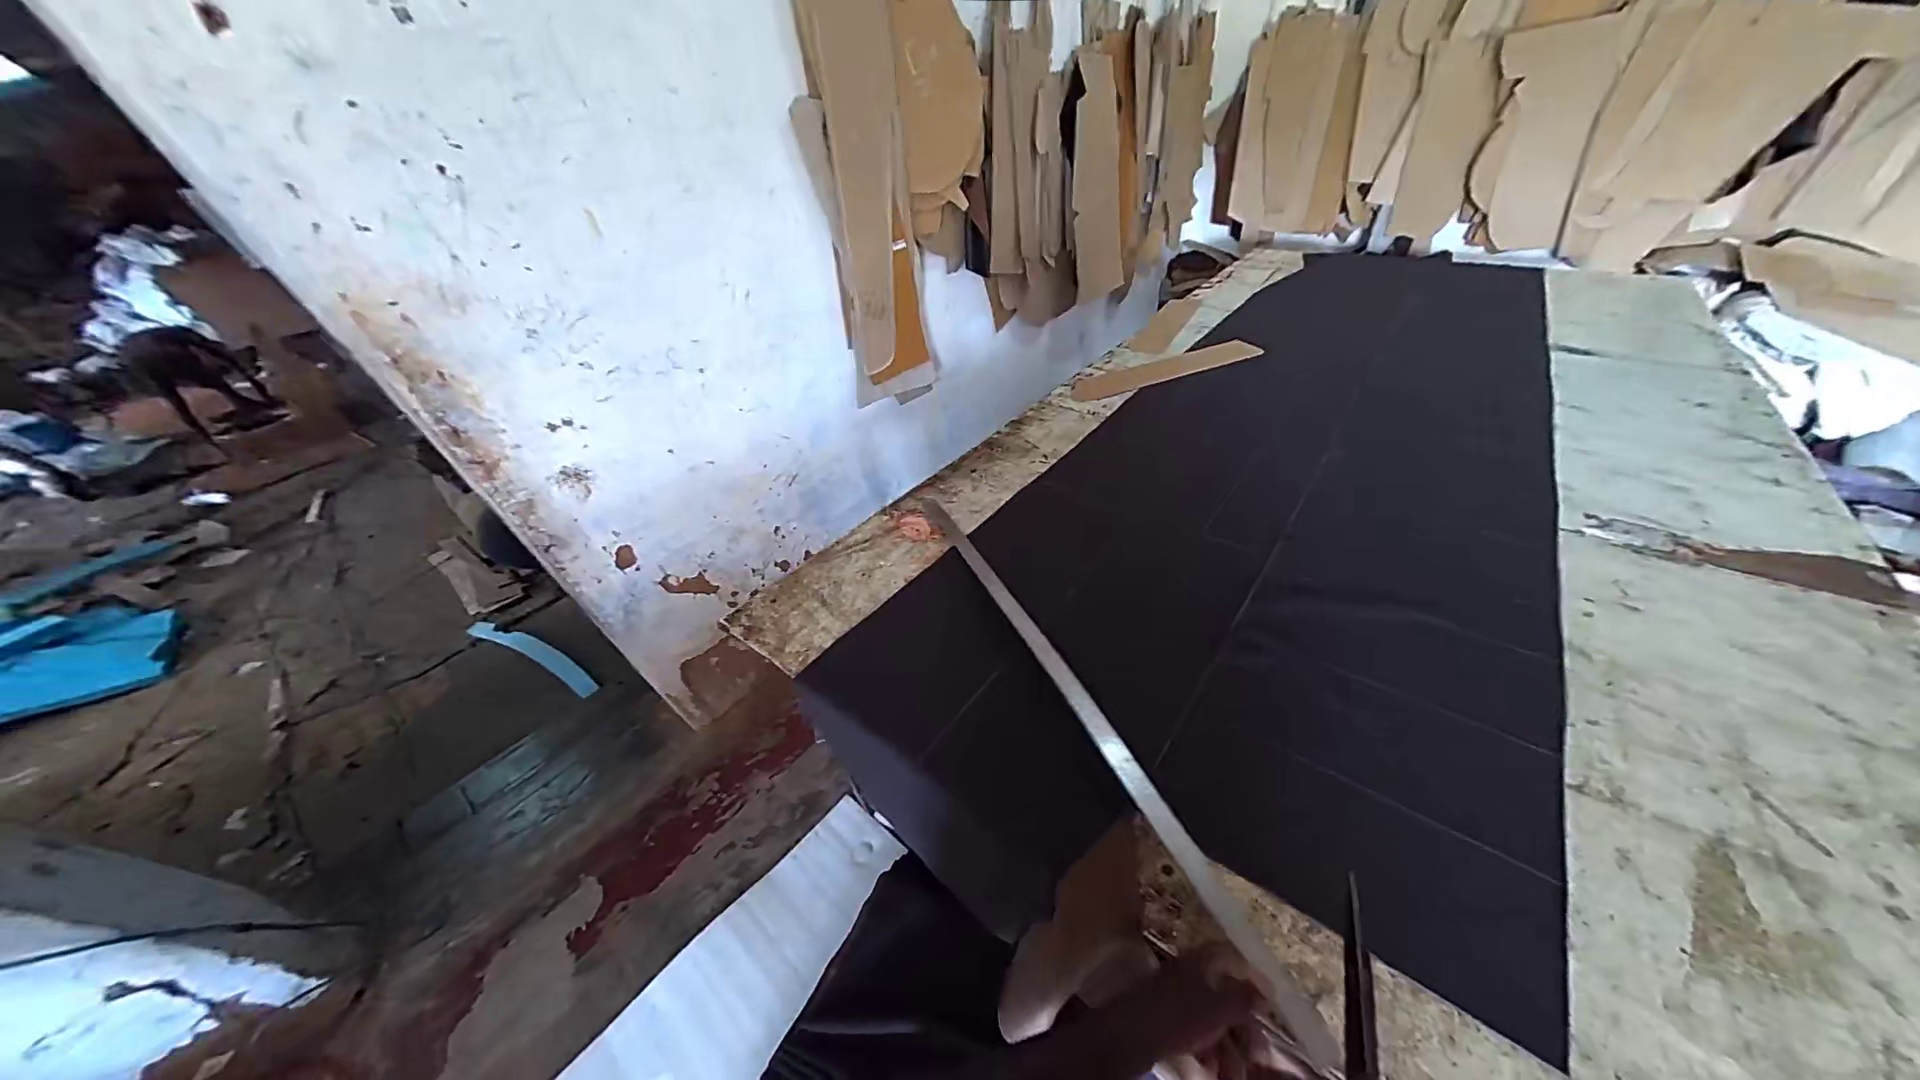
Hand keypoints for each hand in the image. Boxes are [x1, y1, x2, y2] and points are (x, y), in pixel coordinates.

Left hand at [1095, 945, 1308, 1079]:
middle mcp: (1189, 973)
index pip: (1231, 957)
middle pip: (1226, 992)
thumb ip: (1242, 998)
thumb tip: (1264, 991)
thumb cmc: (1177, 1015)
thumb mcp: (1216, 1008)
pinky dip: (1210, 1049)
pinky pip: (1198, 1030)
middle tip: (1257, 1053)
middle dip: (1244, 1025)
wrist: (1130, 1036)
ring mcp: (1178, 995)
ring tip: (1235, 1072)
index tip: (1272, 1002)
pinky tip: (1213, 1068)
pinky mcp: (1169, 1018)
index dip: (1253, 977)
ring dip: (1229, 1045)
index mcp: (1200, 961)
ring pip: (1213, 1017)